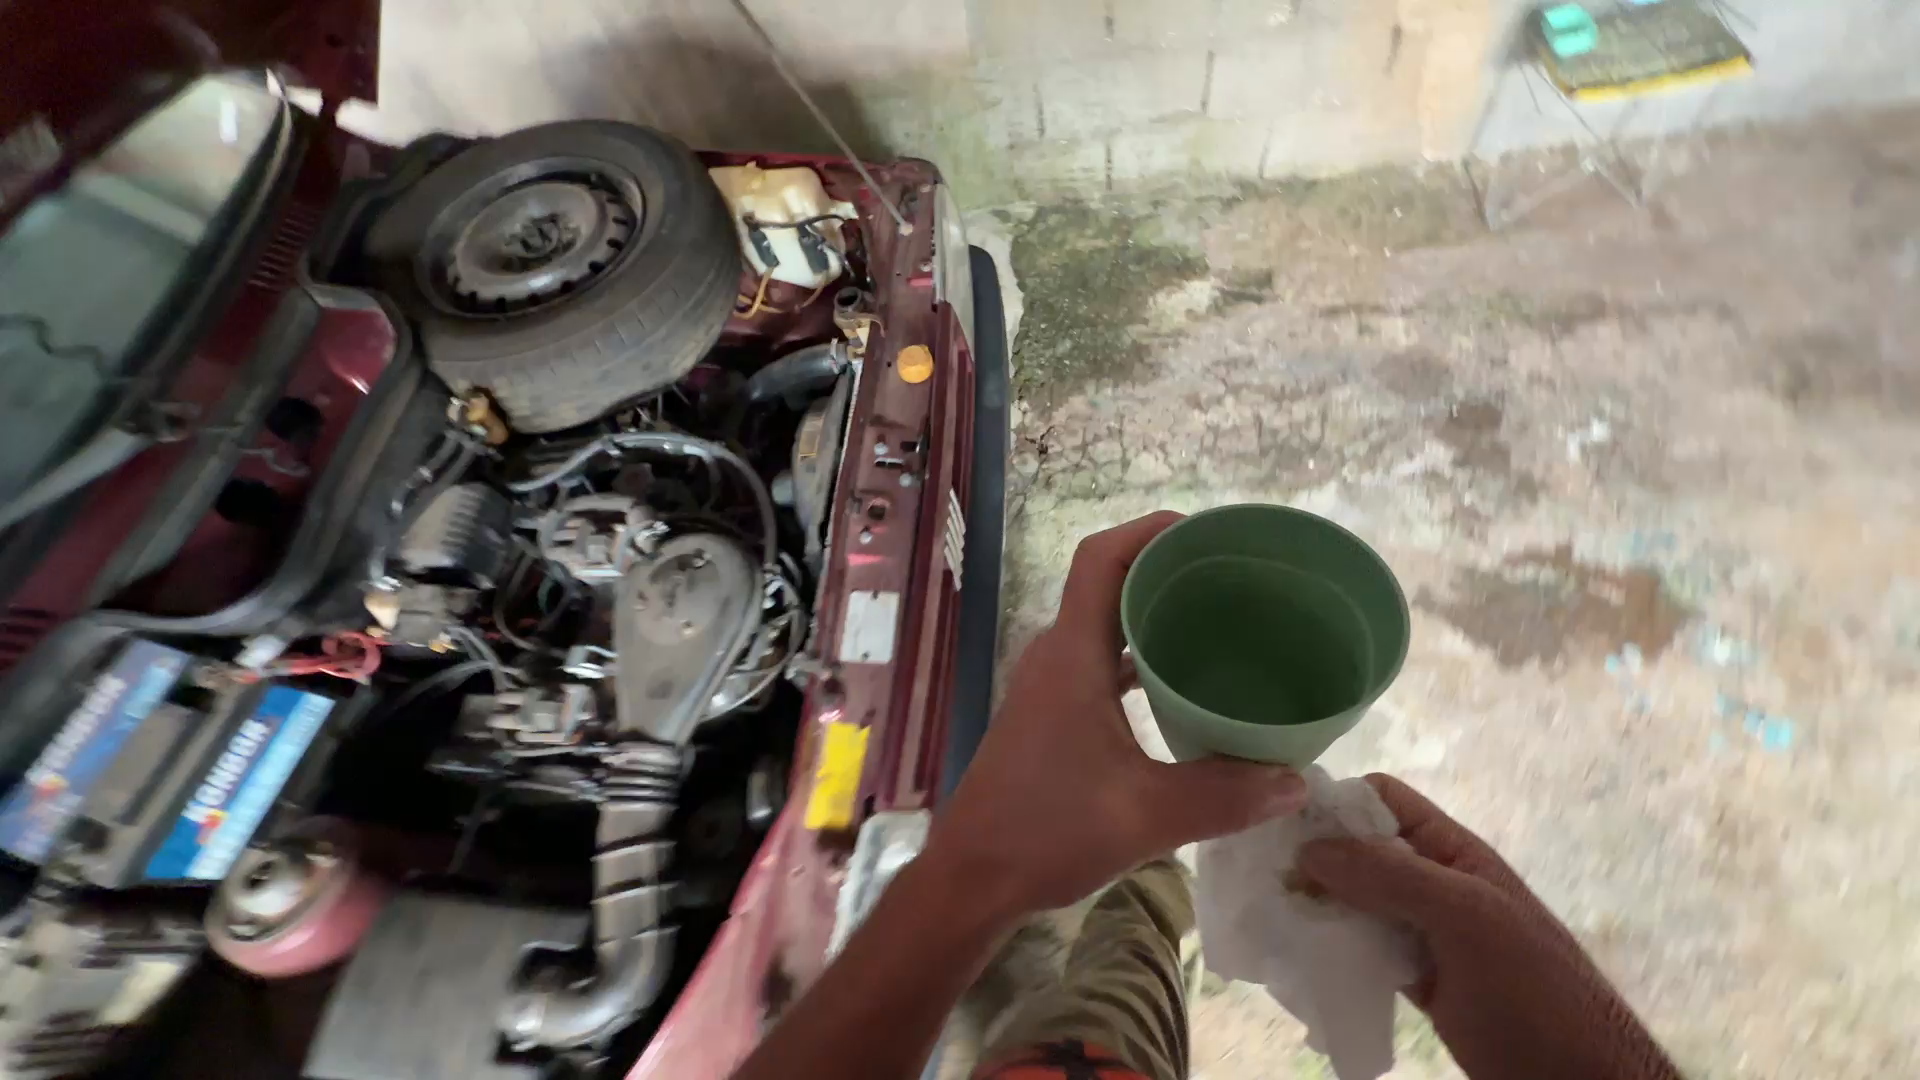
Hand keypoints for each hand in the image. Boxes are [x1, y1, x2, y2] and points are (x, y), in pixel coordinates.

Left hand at [926, 511, 1308, 922]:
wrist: (973, 874)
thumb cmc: (1045, 831)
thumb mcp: (1144, 816)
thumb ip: (1223, 795)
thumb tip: (1297, 780)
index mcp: (1072, 654)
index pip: (1101, 559)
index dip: (1149, 530)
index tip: (1208, 532)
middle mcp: (1057, 655)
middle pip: (1109, 584)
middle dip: (1167, 569)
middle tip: (1237, 577)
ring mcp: (1051, 683)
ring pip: (1106, 624)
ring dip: (1154, 615)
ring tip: (1222, 622)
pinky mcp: (1052, 712)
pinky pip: (1101, 662)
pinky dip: (1141, 659)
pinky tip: (1183, 685)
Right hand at [1298, 775, 1681, 1079]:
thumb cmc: (1533, 991)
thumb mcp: (1466, 918)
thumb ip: (1389, 875)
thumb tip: (1307, 848)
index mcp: (1451, 850)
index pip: (1382, 798)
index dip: (1337, 800)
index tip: (1288, 822)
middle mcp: (1431, 880)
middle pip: (1359, 845)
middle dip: (1315, 852)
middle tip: (1267, 869)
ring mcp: (1420, 928)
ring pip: (1353, 895)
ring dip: (1316, 898)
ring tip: (1274, 907)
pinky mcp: (1410, 973)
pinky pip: (1358, 942)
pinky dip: (1329, 940)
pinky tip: (1300, 946)